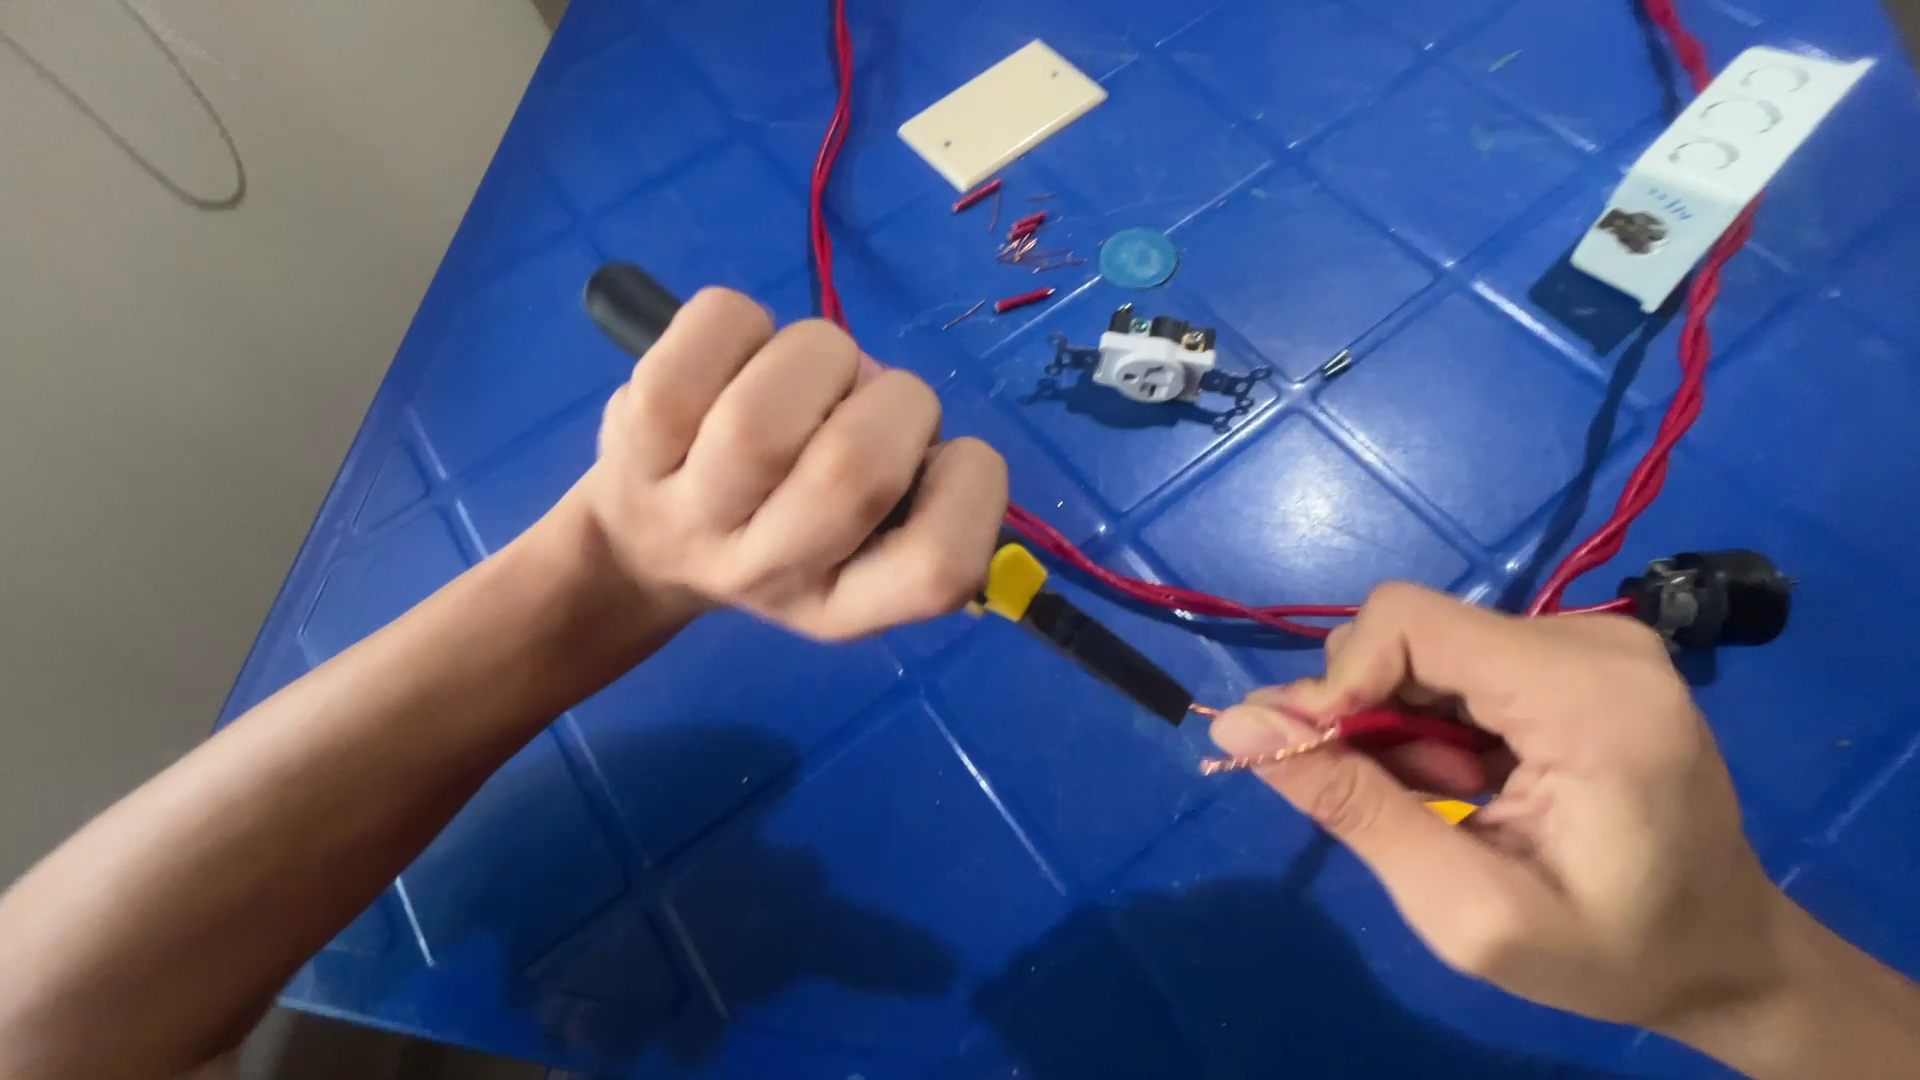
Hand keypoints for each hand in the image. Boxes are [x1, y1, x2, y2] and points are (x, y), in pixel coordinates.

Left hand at [573, 287, 1007, 640]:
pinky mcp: (637, 428)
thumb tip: (914, 418)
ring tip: (806, 378)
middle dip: (897, 401)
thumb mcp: (866, 556)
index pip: (940, 566)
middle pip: (856, 466)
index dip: (971, 485)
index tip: (939, 462)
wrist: (644, 549)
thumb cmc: (784, 534)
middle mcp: (767, 570)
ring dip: (825, 357)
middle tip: (867, 407)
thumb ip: (920, 503)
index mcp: (843, 606)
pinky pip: (722, 327)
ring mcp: (692, 505)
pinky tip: (742, 355)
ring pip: (774, 401)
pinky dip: (749, 320)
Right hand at [1210, 584, 1789, 1032]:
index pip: (1406, 620)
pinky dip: (1423, 713)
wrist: (1728, 959)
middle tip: (1381, 791)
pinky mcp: (1568, 650)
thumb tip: (1232, 723)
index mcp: (1588, 696)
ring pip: (1415, 642)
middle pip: (1404, 628)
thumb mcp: (1463, 908)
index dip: (1337, 677)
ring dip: (1392, 716)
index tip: (1313, 751)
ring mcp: (1585, 639)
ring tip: (1438, 792)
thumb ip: (1349, 806)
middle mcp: (1591, 642)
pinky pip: (1446, 656)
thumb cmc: (1607, 953)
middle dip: (1363, 707)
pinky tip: (1457, 771)